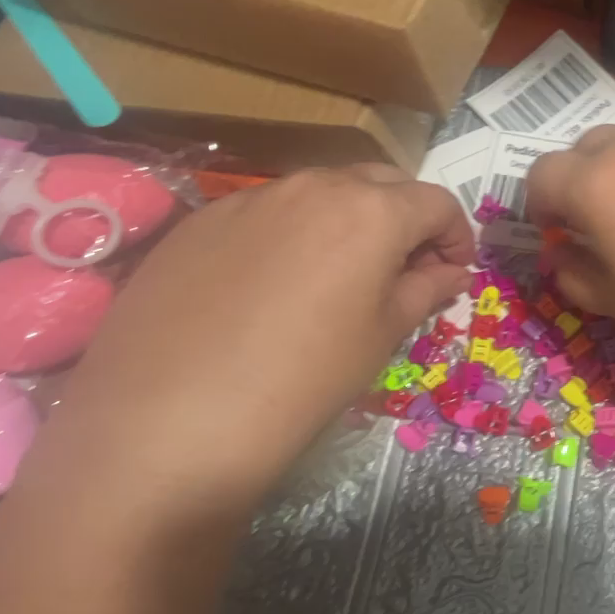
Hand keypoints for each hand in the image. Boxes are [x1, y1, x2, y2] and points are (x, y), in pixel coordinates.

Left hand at [33, 165, 471, 511]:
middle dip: (404, 217)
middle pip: (381, 183)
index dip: (456, 236)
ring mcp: (249, 200)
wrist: (158, 431)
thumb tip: (448, 272)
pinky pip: (266, 214)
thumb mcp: (382, 337)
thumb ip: (425, 289)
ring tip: (338, 277)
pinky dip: (291, 234)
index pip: (437, 202)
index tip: (452, 273)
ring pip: (320, 193)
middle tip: (404, 269)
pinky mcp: (197, 224)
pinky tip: (273, 289)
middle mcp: (314, 186)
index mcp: (372, 210)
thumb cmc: (300, 383)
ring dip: (348, 221)